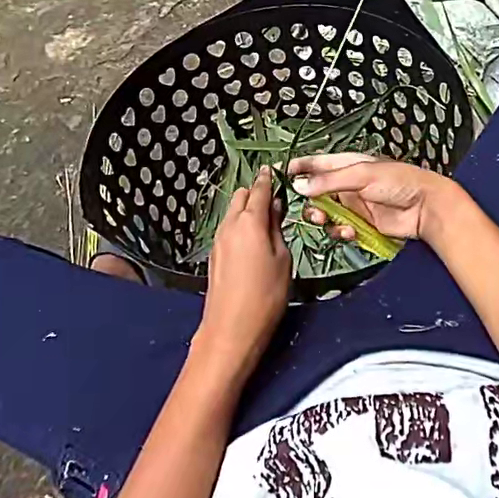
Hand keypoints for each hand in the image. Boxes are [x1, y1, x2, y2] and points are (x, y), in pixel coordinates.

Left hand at [195, 167, 290, 372]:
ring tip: (265, 219)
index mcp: (250, 222)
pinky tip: (252, 238)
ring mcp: (219, 240)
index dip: (268, 179)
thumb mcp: (283, 259)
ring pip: (233, 212)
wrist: (232, 327)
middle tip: (273, 198)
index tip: (273, 170)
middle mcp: (230, 226)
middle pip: (241, 197)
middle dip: (256, 193)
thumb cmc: (266, 295)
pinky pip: (228, 229)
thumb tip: (274, 209)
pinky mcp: (215, 255)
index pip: (259, 190)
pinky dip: (240, 226)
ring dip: (247, 210)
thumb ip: (277, 229)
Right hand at [288, 153, 465, 244]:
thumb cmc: (402, 181)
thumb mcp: (362, 175)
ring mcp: (354, 205)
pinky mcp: (361, 224)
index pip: (316, 164)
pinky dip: (340, 231)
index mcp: (348, 164)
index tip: (280, 173)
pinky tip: (349, 231)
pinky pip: (340, 229)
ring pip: (326, 214)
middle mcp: (348, 184)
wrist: (426, 208)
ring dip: (323, 219)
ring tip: (327, 221)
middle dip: (310, 202)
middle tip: (310, 209)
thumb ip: (329, 181)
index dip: (298, 167)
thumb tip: (301, 185)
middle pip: (316, 193)